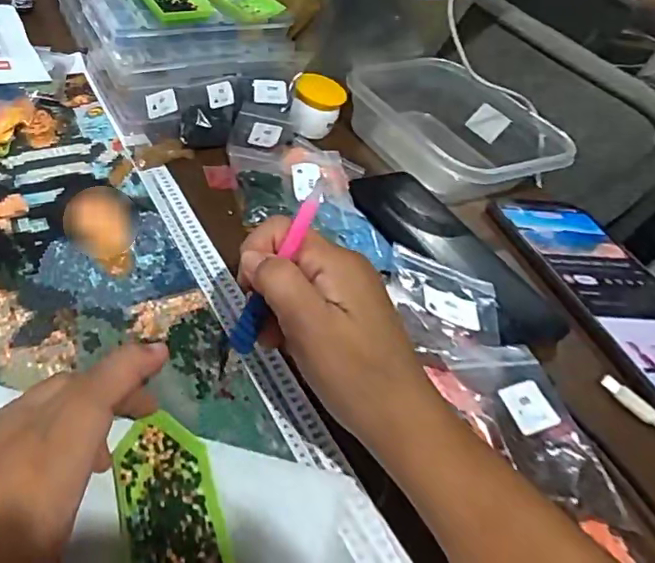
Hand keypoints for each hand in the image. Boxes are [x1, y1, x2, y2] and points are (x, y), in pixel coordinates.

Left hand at [0, 343, 168, 562]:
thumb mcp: (49, 547)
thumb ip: (82, 521)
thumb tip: (99, 476)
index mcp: (49, 454)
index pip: (97, 391)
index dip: (132, 366)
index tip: (161, 350)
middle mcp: (22, 427)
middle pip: (76, 385)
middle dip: (116, 385)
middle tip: (147, 409)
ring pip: (49, 395)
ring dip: (86, 402)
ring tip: (107, 442)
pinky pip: (26, 412)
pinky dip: (55, 418)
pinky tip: (51, 459)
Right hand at [237, 217, 422, 433]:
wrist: (405, 427)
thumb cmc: (353, 373)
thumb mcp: (306, 322)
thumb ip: (276, 278)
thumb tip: (251, 256)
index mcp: (334, 260)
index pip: (278, 228)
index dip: (255, 252)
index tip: (249, 293)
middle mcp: (342, 266)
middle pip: (284, 255)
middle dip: (262, 285)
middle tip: (258, 325)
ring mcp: (347, 291)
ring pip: (292, 280)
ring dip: (273, 306)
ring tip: (271, 342)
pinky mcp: (348, 314)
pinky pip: (307, 302)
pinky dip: (290, 319)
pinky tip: (288, 346)